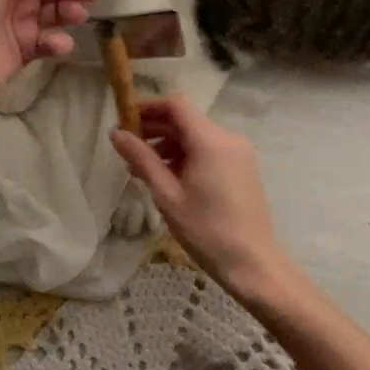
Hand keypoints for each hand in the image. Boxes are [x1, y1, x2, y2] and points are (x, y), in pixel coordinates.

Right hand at [110, 96, 289, 288]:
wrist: (253, 263)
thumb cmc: (206, 230)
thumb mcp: (167, 195)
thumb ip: (141, 159)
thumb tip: (116, 133)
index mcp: (210, 141)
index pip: (176, 105)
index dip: (148, 107)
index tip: (124, 121)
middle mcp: (228, 138)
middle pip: (186, 120)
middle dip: (155, 129)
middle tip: (128, 148)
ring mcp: (239, 153)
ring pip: (197, 136)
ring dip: (169, 145)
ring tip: (144, 169)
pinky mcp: (243, 167)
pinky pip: (210, 150)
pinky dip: (187, 155)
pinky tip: (170, 178)